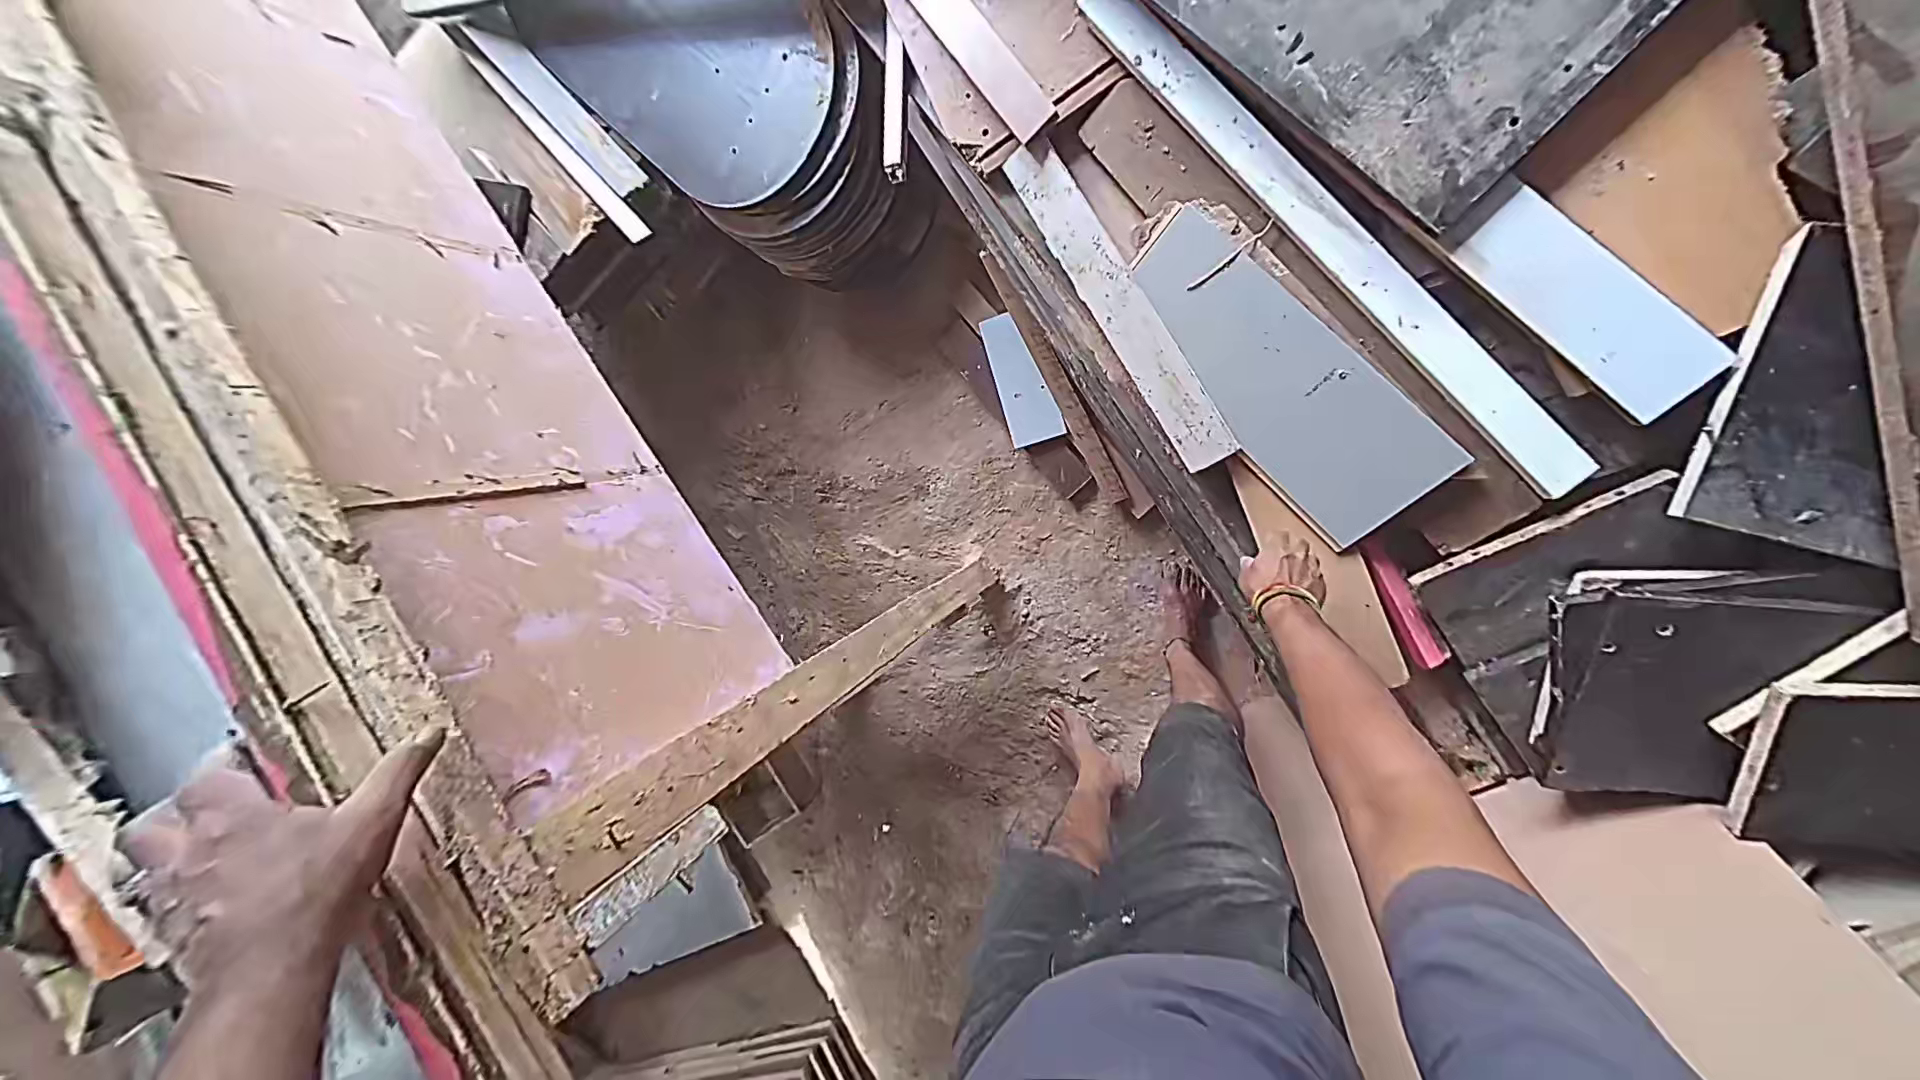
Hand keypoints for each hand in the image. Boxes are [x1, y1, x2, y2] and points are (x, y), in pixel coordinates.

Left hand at [122, 729, 443, 994]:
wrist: (273, 968)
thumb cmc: (317, 889)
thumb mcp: (374, 819)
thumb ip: (398, 773)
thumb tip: (427, 734)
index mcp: (233, 817)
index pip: (206, 777)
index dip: (223, 765)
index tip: (241, 759)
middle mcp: (191, 852)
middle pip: (153, 824)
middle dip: (175, 814)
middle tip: (210, 810)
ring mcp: (174, 898)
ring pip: (144, 869)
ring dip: (166, 858)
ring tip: (202, 854)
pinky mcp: (172, 935)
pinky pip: (158, 911)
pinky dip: (175, 901)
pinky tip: (209, 902)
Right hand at [1239, 535, 1326, 617]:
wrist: (1286, 608)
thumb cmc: (1266, 591)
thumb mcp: (1246, 577)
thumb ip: (1248, 566)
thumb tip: (1246, 562)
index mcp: (1278, 547)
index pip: (1279, 536)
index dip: (1277, 540)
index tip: (1274, 545)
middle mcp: (1297, 554)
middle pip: (1300, 545)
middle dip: (1295, 551)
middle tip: (1288, 559)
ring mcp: (1312, 567)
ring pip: (1311, 560)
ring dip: (1305, 566)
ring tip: (1296, 576)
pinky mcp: (1321, 582)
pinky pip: (1317, 578)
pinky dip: (1311, 582)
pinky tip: (1303, 589)